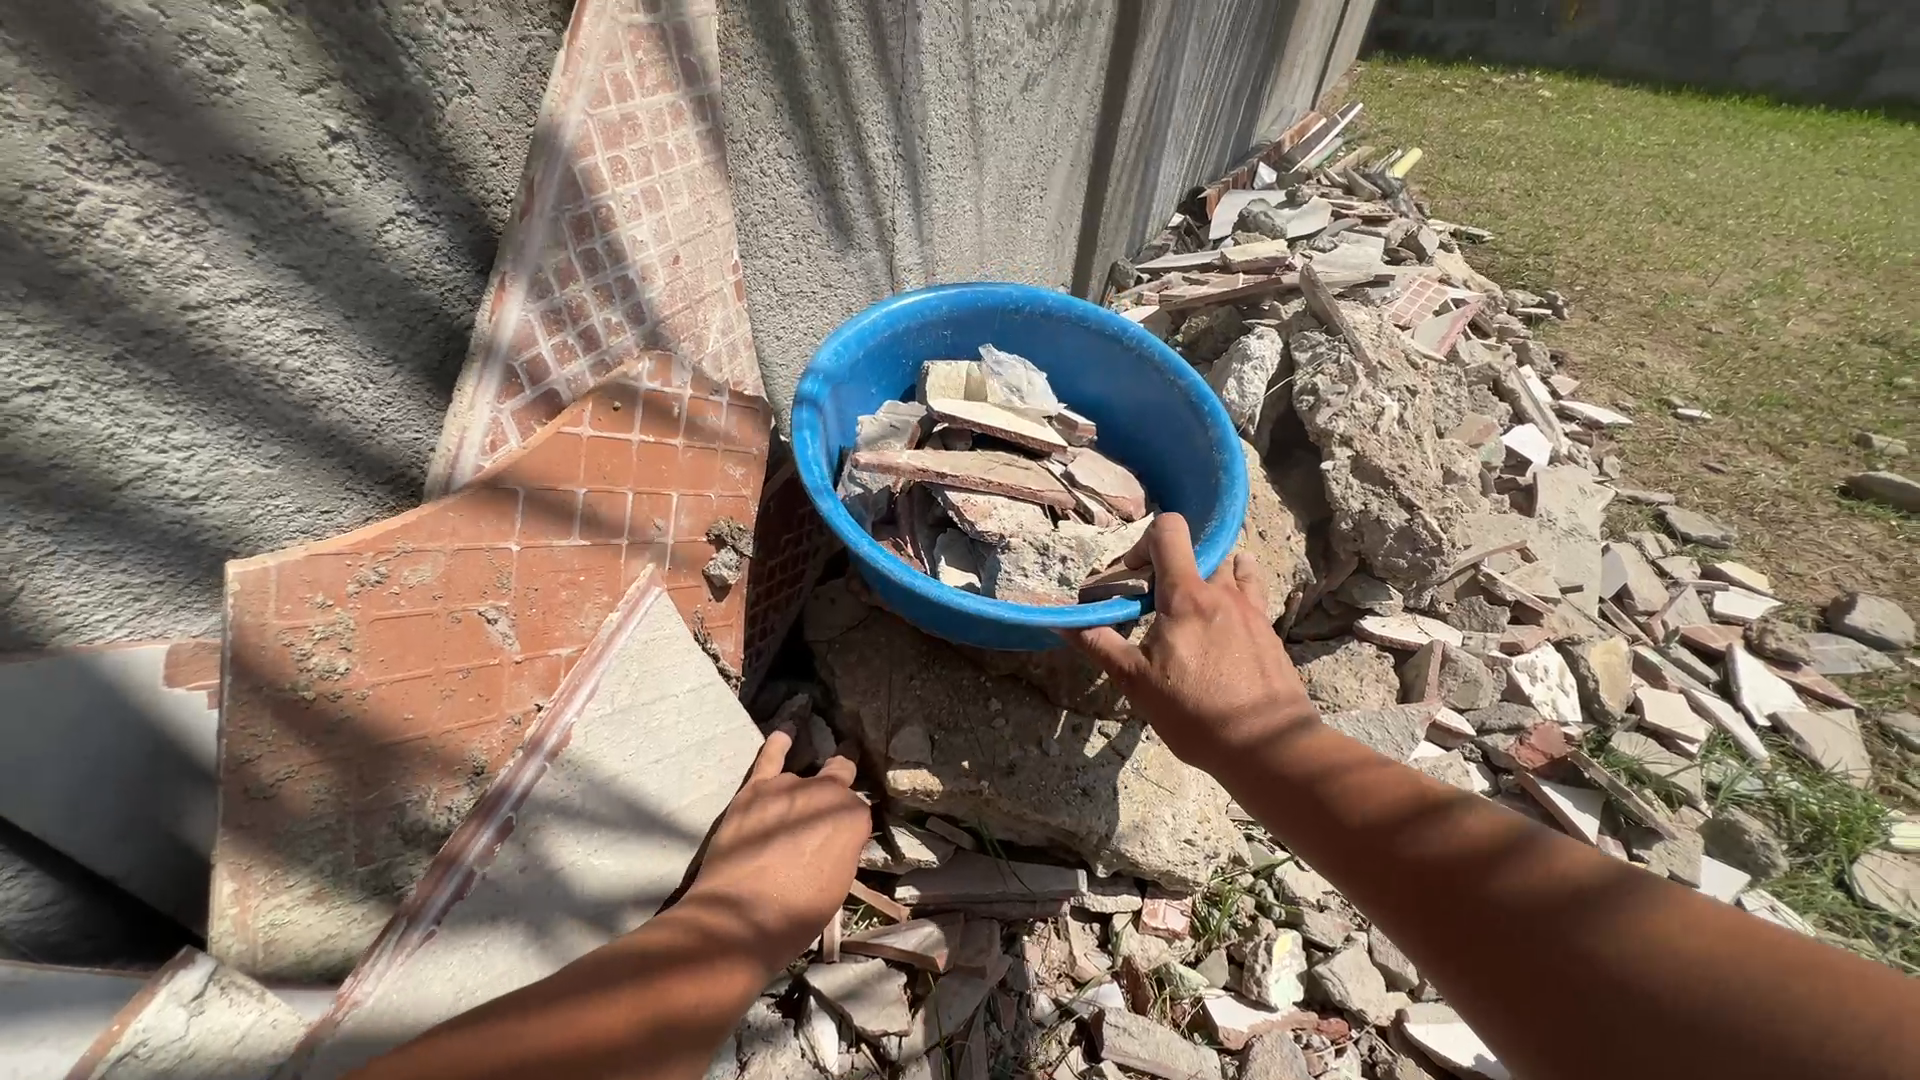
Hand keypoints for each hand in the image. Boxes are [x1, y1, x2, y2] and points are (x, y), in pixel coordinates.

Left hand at [685, 730, 869, 972]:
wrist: (740, 915)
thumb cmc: (797, 912)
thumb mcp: (838, 884)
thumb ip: (840, 848)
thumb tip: (833, 838)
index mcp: (855, 818)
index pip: (858, 812)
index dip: (847, 828)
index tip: (837, 843)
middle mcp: (828, 792)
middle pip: (839, 780)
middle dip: (837, 789)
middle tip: (827, 809)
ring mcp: (791, 785)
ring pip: (803, 778)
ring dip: (800, 791)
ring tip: (789, 811)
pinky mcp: (756, 788)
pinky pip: (770, 756)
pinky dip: (779, 742)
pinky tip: (785, 731)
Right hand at [1064, 514, 1318, 772]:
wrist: (1268, 746)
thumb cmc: (1195, 713)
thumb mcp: (1136, 682)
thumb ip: (1098, 643)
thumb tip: (1059, 620)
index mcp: (1186, 596)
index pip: (1169, 530)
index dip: (1143, 543)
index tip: (1133, 580)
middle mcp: (1222, 591)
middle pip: (1196, 550)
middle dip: (1171, 567)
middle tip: (1156, 603)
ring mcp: (1251, 608)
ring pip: (1229, 567)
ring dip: (1206, 575)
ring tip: (1191, 610)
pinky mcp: (1269, 629)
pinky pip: (1251, 591)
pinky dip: (1234, 592)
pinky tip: (1222, 624)